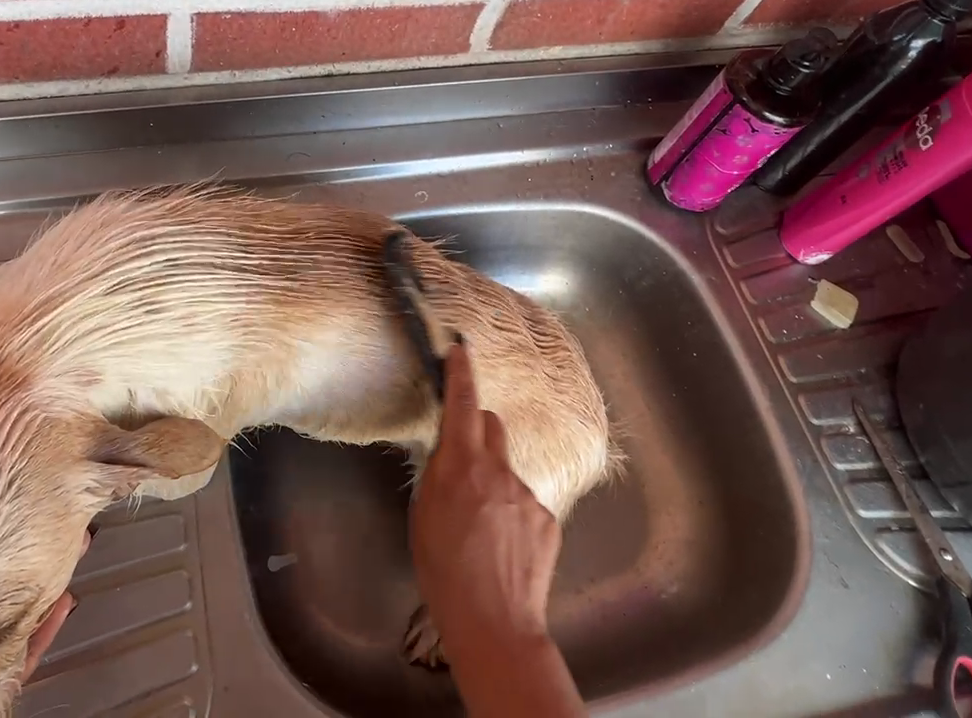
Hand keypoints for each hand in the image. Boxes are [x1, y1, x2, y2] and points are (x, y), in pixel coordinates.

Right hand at [410, 342, 581, 716]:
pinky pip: (525, 502)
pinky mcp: (548, 519)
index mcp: (461, 466)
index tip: (461, 349)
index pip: (464, 403)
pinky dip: (511, 514)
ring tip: (480, 528)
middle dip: (478, 432)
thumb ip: (438, 476)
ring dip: (492, 483)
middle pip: (492, 427)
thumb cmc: (443, 571)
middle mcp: (498, 470)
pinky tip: (502, 547)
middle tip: (463, 461)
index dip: (461, 372)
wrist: (493, 622)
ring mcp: (527, 494)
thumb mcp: (423, 516)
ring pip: (506, 470)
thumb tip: (448, 454)